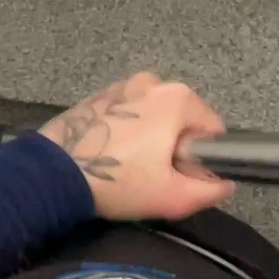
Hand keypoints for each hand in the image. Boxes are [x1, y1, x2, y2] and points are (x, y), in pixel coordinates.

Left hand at [39, 72, 235, 220]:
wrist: (54, 173)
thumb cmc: (118, 181)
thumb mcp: (172, 197)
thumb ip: (209, 190)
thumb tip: (224, 182)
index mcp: (177, 97)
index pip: (211, 129)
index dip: (201, 158)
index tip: (178, 176)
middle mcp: (151, 81)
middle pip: (181, 120)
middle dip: (173, 147)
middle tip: (151, 175)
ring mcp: (121, 85)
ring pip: (153, 117)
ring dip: (148, 139)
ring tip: (127, 167)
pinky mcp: (97, 96)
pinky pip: (126, 115)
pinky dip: (125, 132)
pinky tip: (110, 154)